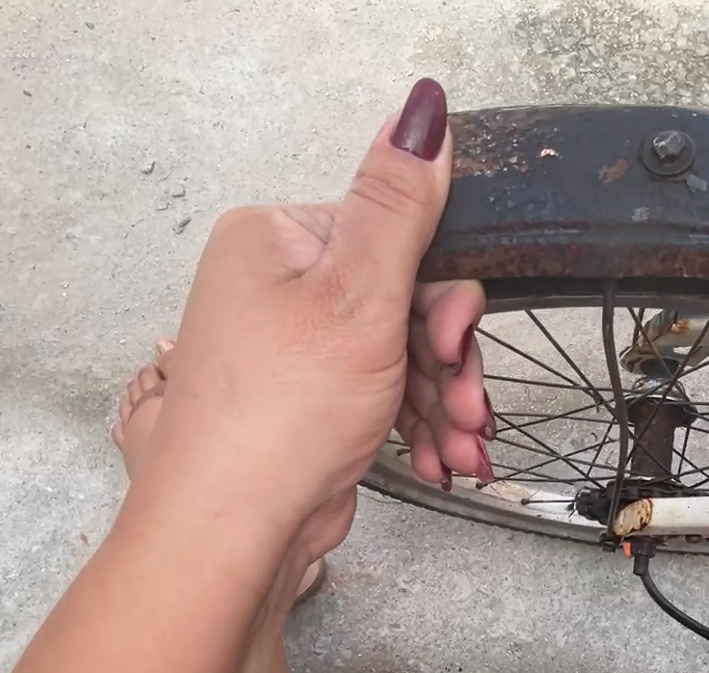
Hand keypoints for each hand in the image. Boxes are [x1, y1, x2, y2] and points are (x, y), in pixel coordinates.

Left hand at [131, 78, 491, 554]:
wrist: (237, 527)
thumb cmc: (285, 412)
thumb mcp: (357, 296)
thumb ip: (398, 206)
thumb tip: (424, 109)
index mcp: (281, 242)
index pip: (394, 241)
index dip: (442, 300)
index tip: (458, 345)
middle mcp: (284, 289)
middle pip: (404, 308)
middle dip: (449, 369)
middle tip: (471, 414)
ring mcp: (300, 349)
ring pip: (402, 360)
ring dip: (444, 409)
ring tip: (465, 454)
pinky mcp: (316, 401)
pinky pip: (384, 397)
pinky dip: (420, 429)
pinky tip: (443, 462)